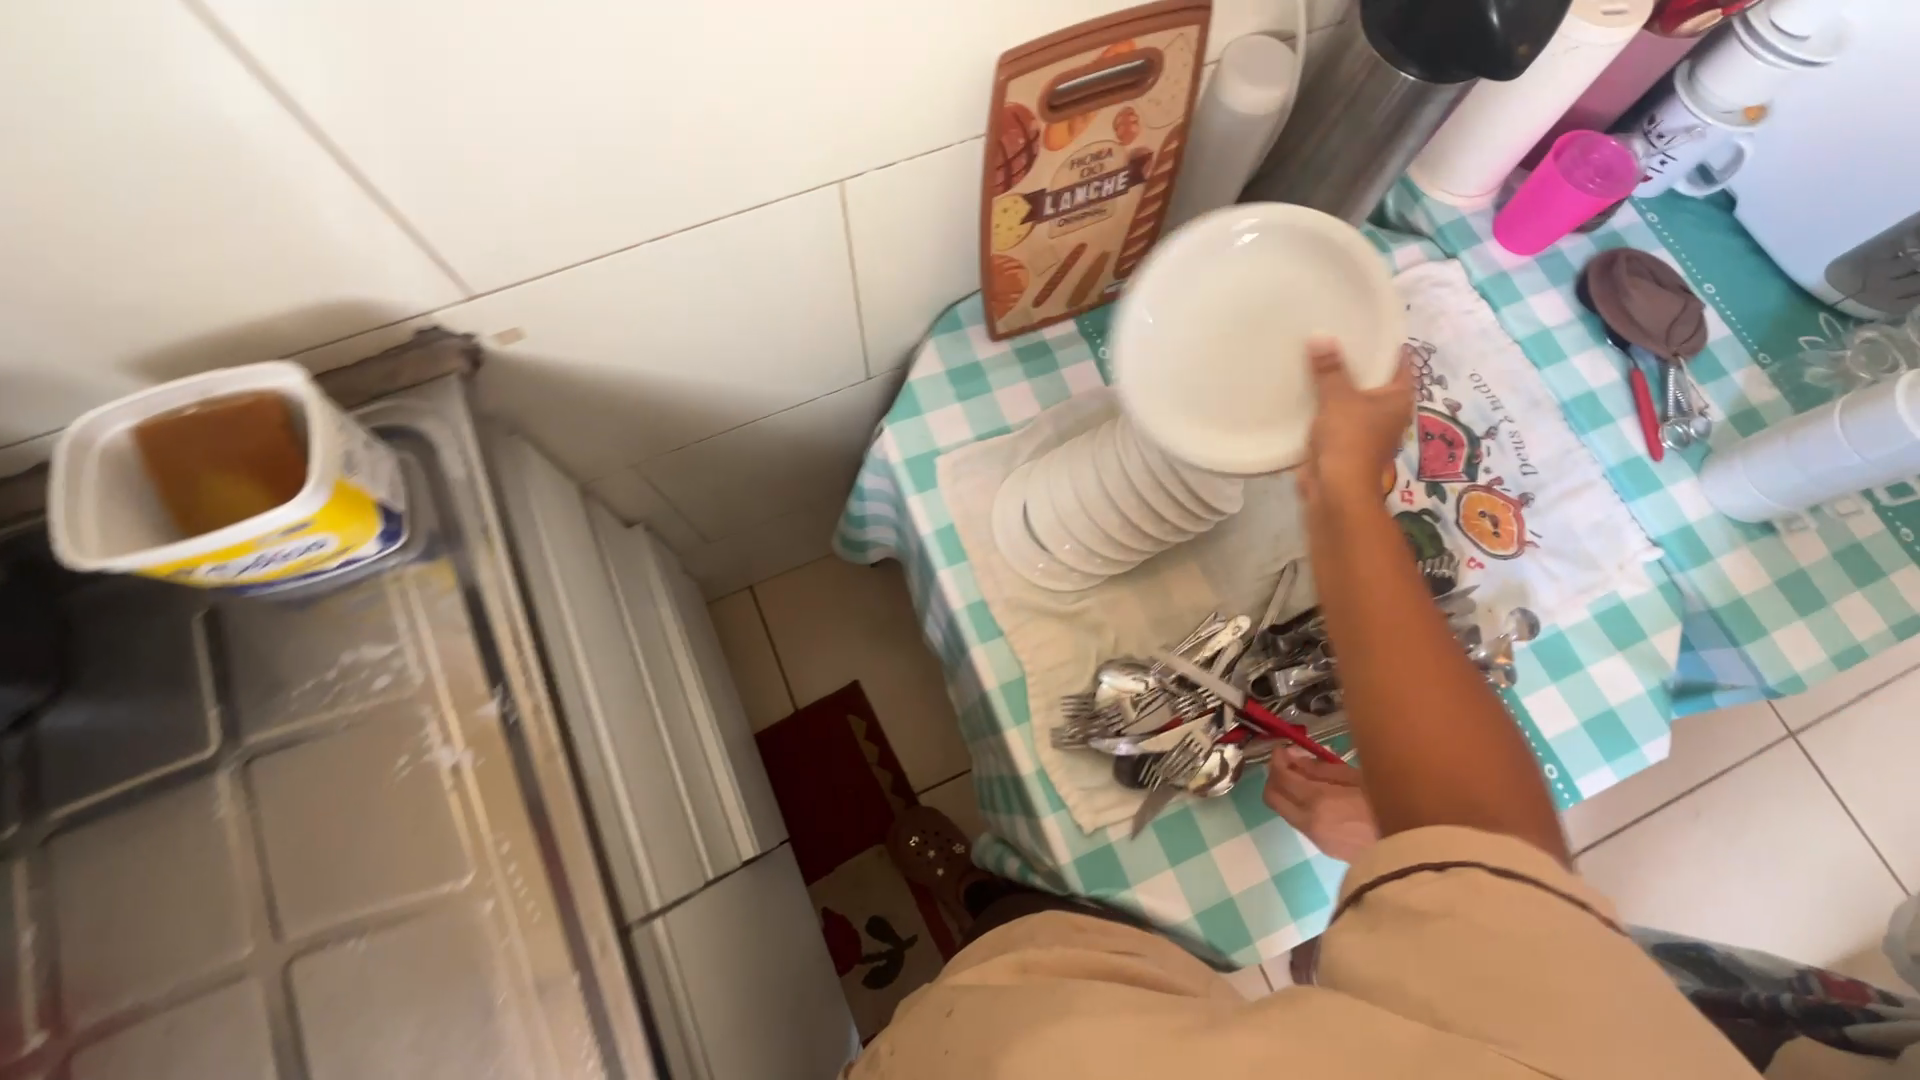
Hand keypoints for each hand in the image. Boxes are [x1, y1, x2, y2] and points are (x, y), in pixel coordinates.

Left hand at [1262, 750, 1378, 862]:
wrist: (1414, 853)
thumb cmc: (1389, 806)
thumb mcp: (1357, 778)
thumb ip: (1321, 768)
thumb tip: (1295, 759)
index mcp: (1317, 801)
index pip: (1280, 777)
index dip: (1277, 759)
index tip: (1284, 748)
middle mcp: (1308, 821)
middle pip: (1271, 797)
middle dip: (1274, 776)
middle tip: (1289, 763)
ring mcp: (1315, 838)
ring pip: (1285, 811)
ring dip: (1287, 792)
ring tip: (1308, 778)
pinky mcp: (1325, 849)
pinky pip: (1301, 822)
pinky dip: (1300, 806)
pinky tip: (1320, 798)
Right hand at [1296, 337, 1414, 507]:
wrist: (1335, 490)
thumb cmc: (1349, 440)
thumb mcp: (1338, 398)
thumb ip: (1329, 368)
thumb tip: (1320, 336)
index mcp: (1399, 397)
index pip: (1398, 358)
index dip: (1382, 339)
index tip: (1362, 321)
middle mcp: (1387, 411)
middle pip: (1372, 377)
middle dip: (1353, 360)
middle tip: (1331, 334)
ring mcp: (1365, 428)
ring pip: (1350, 396)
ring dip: (1335, 383)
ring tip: (1314, 357)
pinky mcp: (1342, 442)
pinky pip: (1332, 414)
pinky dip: (1322, 404)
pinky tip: (1304, 389)